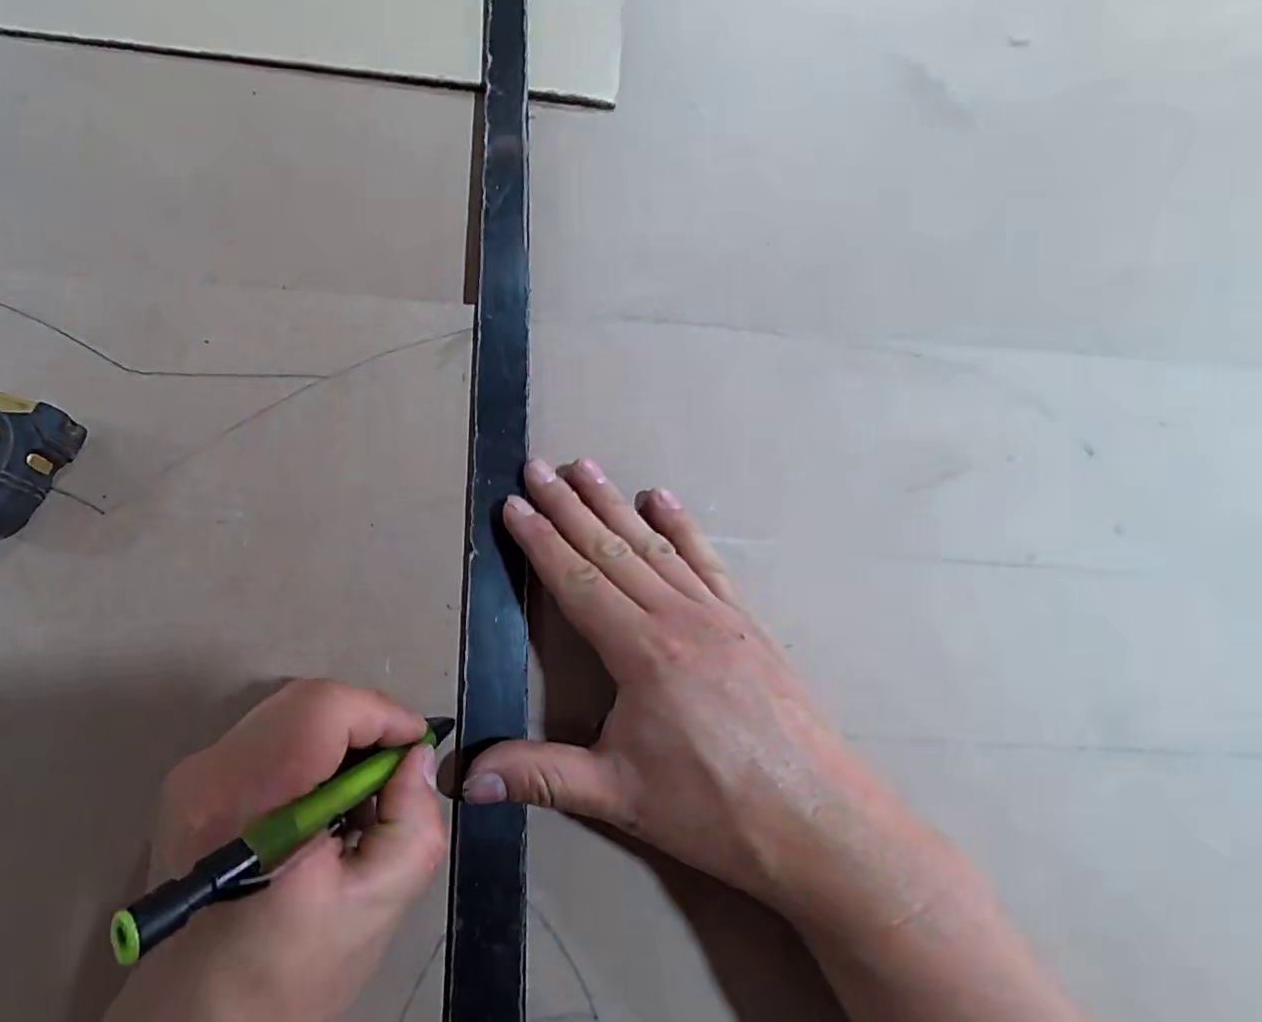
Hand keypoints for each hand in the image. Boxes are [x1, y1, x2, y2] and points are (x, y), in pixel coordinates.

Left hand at [105, 679, 446, 1021]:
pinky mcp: (191, 777)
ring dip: (334, 732)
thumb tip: (414, 759)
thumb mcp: (373, 909)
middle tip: (394, 764)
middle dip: (360, 720)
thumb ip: (412, 825)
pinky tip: (322, 795)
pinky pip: (262, 734)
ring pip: (282, 711)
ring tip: (360, 786)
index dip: (379, 712)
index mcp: (250, 800)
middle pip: (301, 699)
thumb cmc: (285, 973)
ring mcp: (194, 770)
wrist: (198, 1012)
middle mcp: (211, 769)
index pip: (321, 709)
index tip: (415, 741)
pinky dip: (304, 746)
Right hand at [464, 458, 926, 926]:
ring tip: (585, 467)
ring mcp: (719, 618)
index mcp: (643, 651)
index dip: (539, 540)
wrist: (831, 833)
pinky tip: (664, 500)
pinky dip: (681, 527)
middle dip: (566, 505)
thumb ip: (539, 777)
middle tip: (535, 467)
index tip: (512, 504)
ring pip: (654, 546)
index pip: (576, 580)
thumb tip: (471, 782)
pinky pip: (706, 563)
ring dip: (614, 504)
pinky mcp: (747, 627)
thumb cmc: (717, 811)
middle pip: (609, 549)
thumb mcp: (617, 795)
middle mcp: (679, 619)